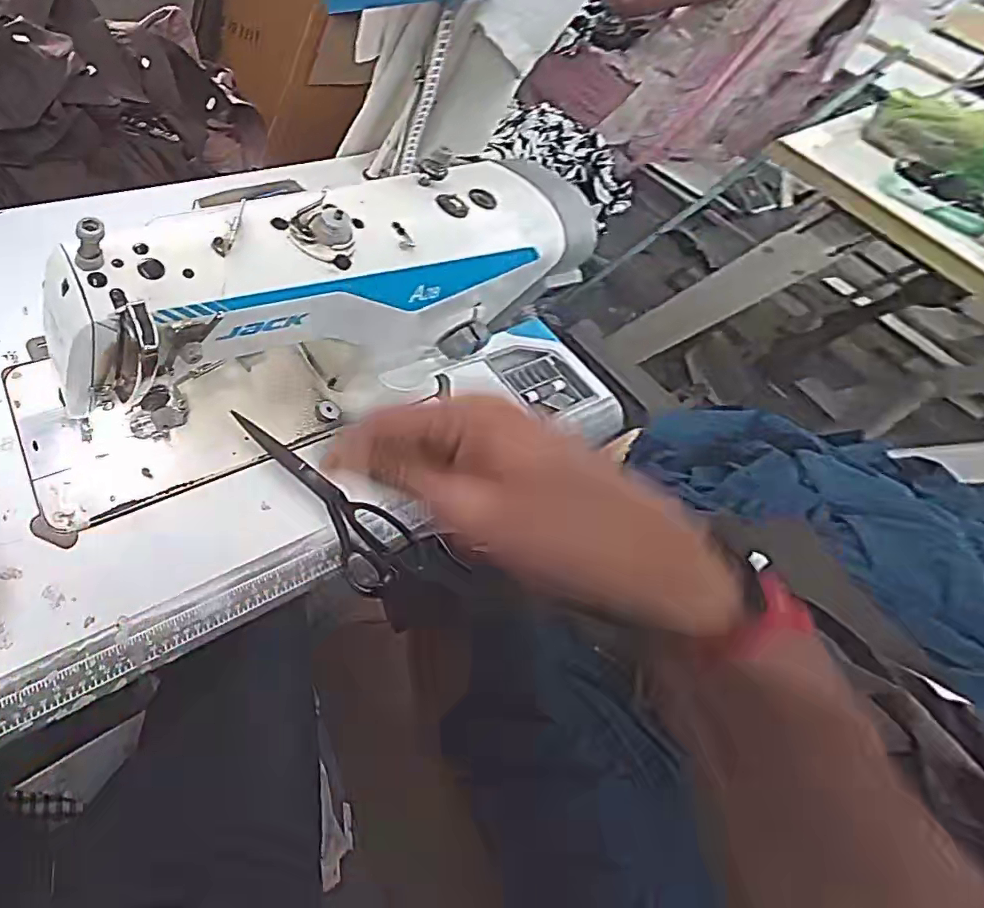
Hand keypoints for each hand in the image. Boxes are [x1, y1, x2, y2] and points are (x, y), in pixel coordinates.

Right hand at [328, 398, 742, 636]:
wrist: (660, 569)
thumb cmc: (573, 540)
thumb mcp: (472, 511)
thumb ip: (403, 477)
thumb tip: (353, 457)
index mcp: (473, 414)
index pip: (384, 419)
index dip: (347, 447)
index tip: (323, 473)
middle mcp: (488, 413)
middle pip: (406, 429)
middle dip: (375, 460)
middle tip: (352, 495)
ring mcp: (507, 433)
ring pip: (430, 447)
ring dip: (404, 473)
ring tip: (389, 506)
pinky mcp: (518, 457)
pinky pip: (456, 461)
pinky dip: (435, 481)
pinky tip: (437, 508)